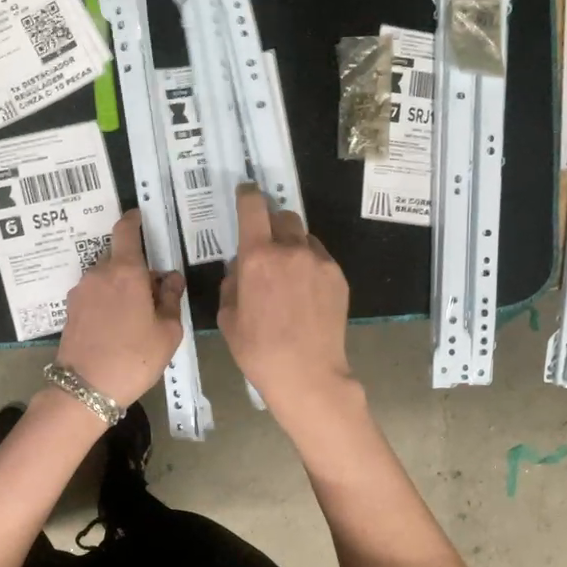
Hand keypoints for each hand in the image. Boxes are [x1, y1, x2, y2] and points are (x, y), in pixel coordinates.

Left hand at [55, 210, 185, 404]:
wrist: (86, 389)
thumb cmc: (134, 359)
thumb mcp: (167, 332)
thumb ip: (171, 298)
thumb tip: (171, 278)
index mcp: (125, 272)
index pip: (126, 231)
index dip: (134, 221)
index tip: (141, 219)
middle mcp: (98, 274)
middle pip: (119, 259)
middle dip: (136, 269)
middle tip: (154, 295)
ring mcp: (80, 292)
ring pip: (106, 278)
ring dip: (121, 288)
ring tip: (136, 318)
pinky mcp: (70, 310)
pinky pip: (94, 295)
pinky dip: (107, 302)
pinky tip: (118, 327)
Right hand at [219, 184, 354, 423]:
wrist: (307, 374)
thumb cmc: (258, 350)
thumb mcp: (228, 317)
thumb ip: (231, 284)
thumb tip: (240, 270)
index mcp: (257, 257)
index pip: (253, 208)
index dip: (248, 196)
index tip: (246, 192)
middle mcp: (290, 250)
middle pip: (283, 217)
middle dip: (272, 224)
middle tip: (265, 244)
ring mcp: (319, 262)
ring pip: (303, 237)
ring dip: (292, 245)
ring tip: (287, 273)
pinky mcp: (338, 277)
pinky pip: (320, 259)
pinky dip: (309, 265)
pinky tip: (304, 292)